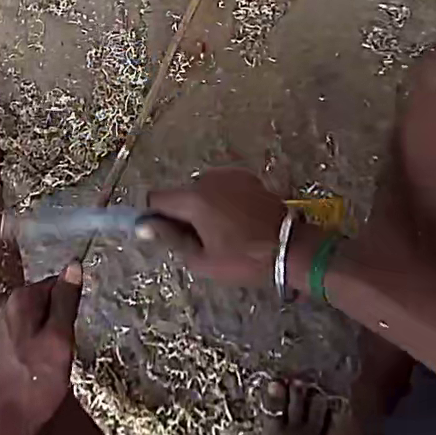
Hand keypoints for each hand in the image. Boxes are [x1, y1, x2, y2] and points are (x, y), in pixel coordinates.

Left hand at [0, 264, 82, 434]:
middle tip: (69, 344)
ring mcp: (5, 329)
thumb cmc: (34, 381)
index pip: (58, 282)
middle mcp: (9, 308)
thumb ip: (66, 300)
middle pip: (48, 301)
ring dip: (54, 336)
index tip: (78, 325)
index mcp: (21, 299)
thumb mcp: (59, 338)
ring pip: (41, 321)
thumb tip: (74, 264)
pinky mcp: (5, 349)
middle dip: (62, 319)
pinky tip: (46, 368)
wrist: (1, 426)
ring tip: (59, 358)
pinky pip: (32, 336)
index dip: (72, 303)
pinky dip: (43, 347)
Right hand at [144, 169, 288, 285]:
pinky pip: (222, 186)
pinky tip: (236, 219)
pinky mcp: (246, 176)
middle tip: (199, 240)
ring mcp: (228, 174)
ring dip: (203, 205)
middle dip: (182, 213)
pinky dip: (221, 199)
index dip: (155, 216)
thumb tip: (146, 226)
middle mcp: (208, 178)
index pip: (157, 198)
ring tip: (221, 231)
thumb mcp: (202, 260)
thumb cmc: (243, 259)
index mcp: (193, 199)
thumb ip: (171, 238)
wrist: (289, 248)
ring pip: (201, 189)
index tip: (163, 233)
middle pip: (180, 193)